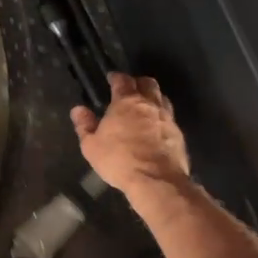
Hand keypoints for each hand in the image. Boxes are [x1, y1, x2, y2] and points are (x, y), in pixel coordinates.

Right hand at [70, 73, 189, 194]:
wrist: (156, 180)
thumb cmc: (119, 160)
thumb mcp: (92, 146)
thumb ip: (85, 125)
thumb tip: (78, 110)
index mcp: (126, 102)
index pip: (122, 80)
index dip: (116, 77)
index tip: (112, 78)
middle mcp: (149, 104)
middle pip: (148, 83)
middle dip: (138, 83)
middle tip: (130, 89)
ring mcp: (167, 118)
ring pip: (162, 98)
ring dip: (153, 98)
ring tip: (145, 106)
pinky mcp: (178, 134)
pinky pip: (170, 118)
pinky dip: (162, 117)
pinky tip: (156, 127)